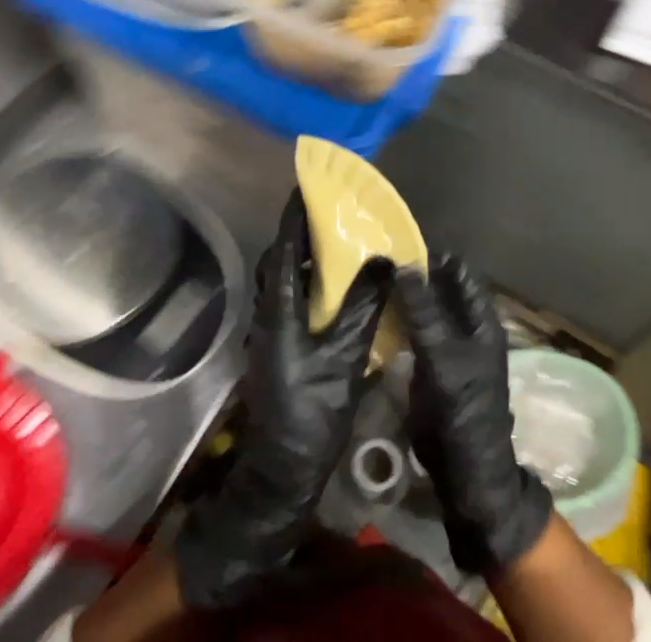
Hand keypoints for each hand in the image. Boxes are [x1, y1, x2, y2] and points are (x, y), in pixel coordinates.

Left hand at [174, 191, 390, 609]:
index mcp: (278, 310)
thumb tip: (383, 260)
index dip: (295, 218)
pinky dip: (311, 286)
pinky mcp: (277, 348)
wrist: (283, 465)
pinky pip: (291, 302)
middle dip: (301, 234)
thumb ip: (363, 306)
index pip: (284, 251)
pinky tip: (338, 292)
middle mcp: (267, 314)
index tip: (308, 187)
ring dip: (306, 260)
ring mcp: (269, 333)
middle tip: (332, 214)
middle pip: (279, 262)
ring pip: (284, 283)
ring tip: (339, 245)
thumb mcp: (345, 356)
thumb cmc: (313, 408)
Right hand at [396, 255, 552, 575]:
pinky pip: (412, 334)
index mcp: (482, 321)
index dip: (435, 255)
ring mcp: (447, 349)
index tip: (398, 240)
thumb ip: (424, 310)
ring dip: (402, 297)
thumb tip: (403, 264)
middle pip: (440, 289)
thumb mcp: (442, 356)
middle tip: (374, 257)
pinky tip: (370, 314)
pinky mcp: (429, 367)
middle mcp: (467, 329)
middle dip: (413, 274)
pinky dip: (396, 321)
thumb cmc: (463, 409)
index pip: (460, 273)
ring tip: (366, 280)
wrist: (465, 468)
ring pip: (424, 311)